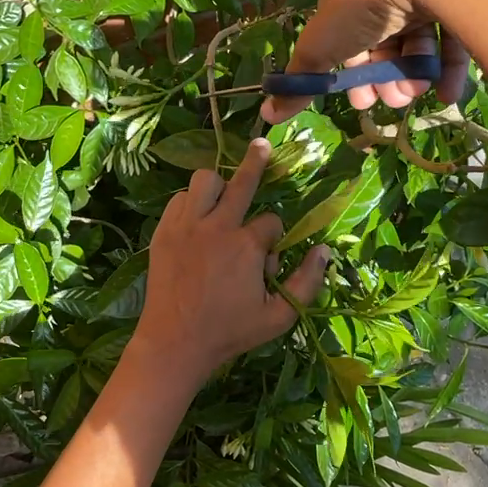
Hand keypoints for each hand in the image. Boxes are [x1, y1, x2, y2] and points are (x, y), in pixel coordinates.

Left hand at [132, 139, 327, 382]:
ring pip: (204, 180)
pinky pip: (178, 199)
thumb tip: (323, 250)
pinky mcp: (163, 232)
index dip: (273, 238)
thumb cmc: (229, 332)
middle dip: (256, 161)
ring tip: (221, 197)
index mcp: (247, 245)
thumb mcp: (279, 316)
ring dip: (216, 185)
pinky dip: (189, 203)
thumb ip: (306, 282)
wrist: (175, 342)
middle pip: (241, 181)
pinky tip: (196, 219)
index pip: (272, 221)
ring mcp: (187, 226)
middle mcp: (217, 227)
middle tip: (261, 144)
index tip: (265, 261)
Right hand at [263, 0, 487, 123]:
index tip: (361, 103)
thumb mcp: (321, 47)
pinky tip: (448, 93)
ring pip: (419, 43)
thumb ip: (300, 80)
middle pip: (384, 46)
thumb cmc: (366, 4)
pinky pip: (455, 37)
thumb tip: (268, 114)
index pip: (348, 43)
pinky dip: (449, 69)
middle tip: (394, 102)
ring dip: (414, 77)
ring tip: (419, 93)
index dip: (352, 76)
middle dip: (385, 81)